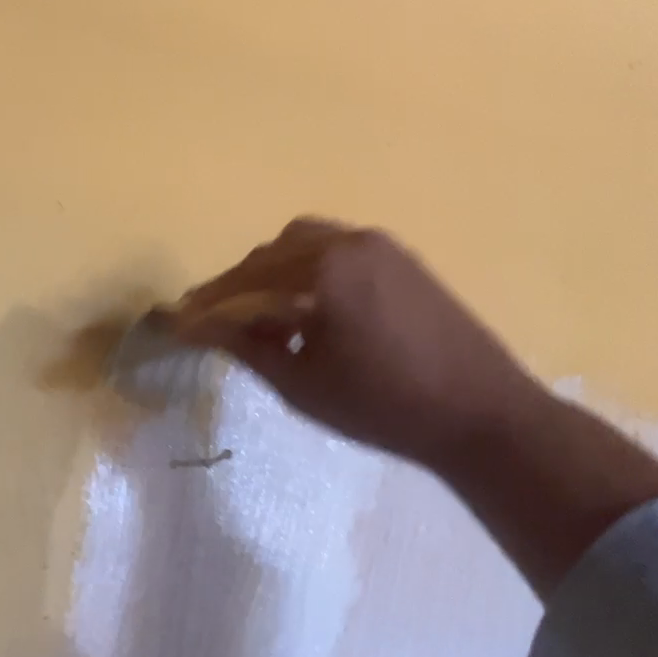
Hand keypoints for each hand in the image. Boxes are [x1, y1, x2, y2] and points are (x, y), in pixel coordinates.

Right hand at [174, 217, 545, 465]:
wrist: (481, 414)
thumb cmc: (380, 404)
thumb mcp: (299, 382)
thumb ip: (244, 346)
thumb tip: (196, 328)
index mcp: (323, 268)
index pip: (245, 284)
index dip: (206, 307)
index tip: (175, 325)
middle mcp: (350, 242)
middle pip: (270, 256)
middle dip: (234, 288)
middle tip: (209, 323)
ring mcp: (382, 247)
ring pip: (302, 248)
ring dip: (269, 276)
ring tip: (254, 318)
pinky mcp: (402, 262)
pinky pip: (334, 253)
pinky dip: (303, 274)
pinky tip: (301, 311)